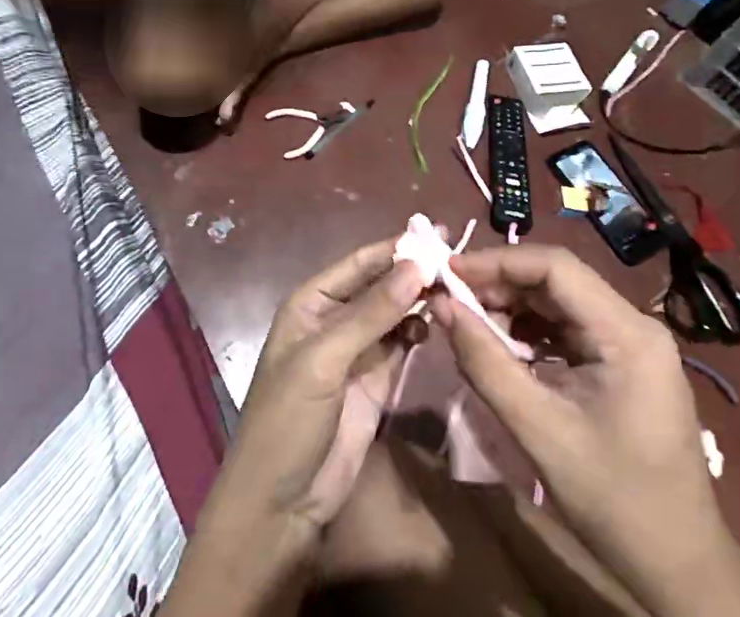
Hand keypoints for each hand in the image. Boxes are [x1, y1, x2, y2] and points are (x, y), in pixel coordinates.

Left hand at [167, 240, 425, 615]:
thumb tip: (417, 265)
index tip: (438, 235)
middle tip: (457, 260)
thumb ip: (372, 313)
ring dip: (421, 299)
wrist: (282, 504)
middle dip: (414, 271)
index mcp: (311, 304)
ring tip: (453, 291)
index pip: (360, 263)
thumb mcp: (324, 360)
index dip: (396, 248)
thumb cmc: (288, 421)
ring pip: (396, 311)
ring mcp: (358, 349)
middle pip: (381, 284)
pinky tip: (436, 324)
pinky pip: (403, 340)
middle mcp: (335, 319)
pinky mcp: (378, 377)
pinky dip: (419, 328)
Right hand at [431, 246, 739, 616]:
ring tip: (470, 323)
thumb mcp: (540, 431)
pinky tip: (503, 349)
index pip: (557, 268)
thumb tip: (443, 307)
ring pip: (563, 305)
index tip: (450, 270)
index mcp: (627, 332)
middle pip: (560, 283)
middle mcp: (635, 325)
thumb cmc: (612, 498)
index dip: (499, 262)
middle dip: (503, 286)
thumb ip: (487, 364)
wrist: (677, 560)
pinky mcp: (624, 364)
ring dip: (515, 309)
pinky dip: (533, 334)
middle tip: (451, 300)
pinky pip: (571, 332)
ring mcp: (633, 344)